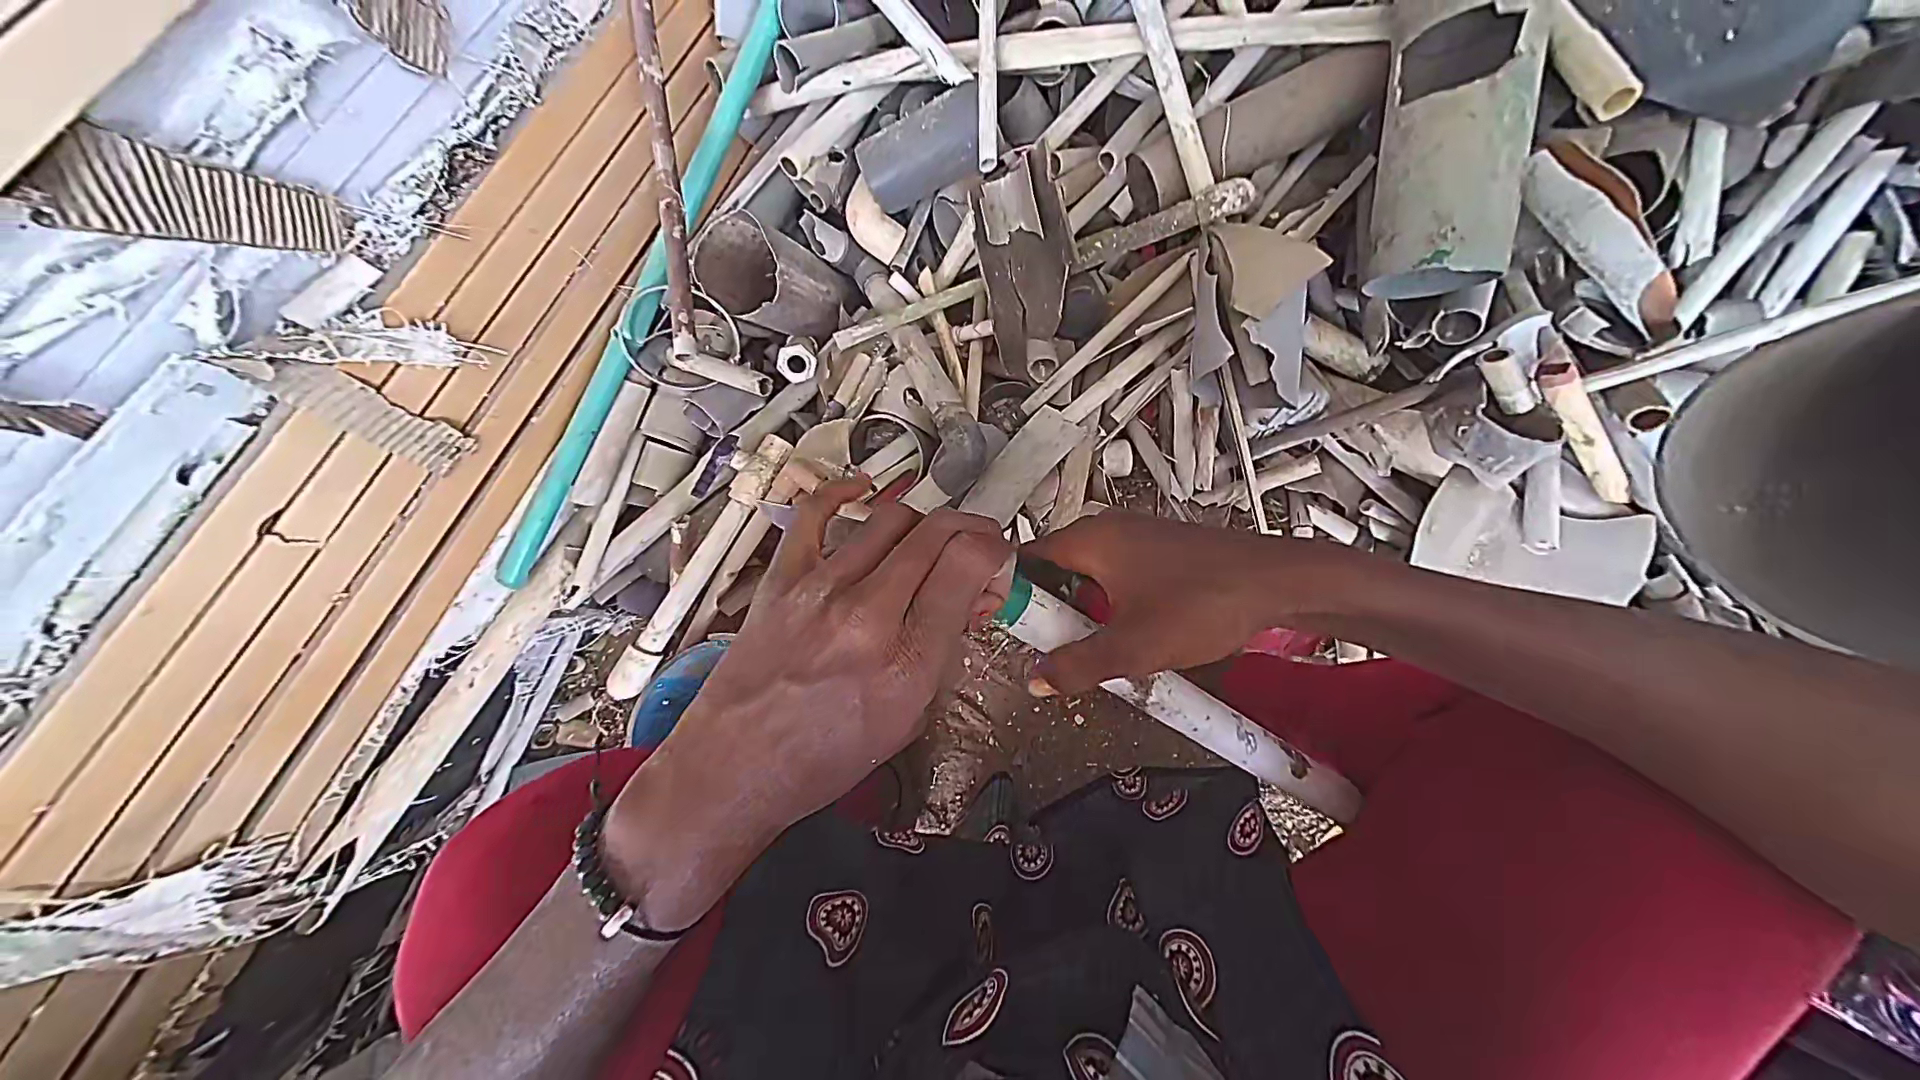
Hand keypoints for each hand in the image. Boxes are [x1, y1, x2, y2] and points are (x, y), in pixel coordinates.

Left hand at [605, 479, 1013, 928]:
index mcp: (907, 660)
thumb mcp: (909, 718)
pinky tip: (867, 491)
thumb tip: (965, 599)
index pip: (969, 563)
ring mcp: (820, 588)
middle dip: (973, 534)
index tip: (995, 566)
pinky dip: (846, 490)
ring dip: (927, 525)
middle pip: (940, 531)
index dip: (996, 555)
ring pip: (894, 517)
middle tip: (975, 554)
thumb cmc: (822, 756)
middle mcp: (866, 614)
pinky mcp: (783, 577)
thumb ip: (945, 651)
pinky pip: (815, 511)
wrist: (736, 766)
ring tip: (930, 545)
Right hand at [1021, 513, 1342, 695]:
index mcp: (1088, 539)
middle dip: (1050, 609)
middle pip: (1054, 568)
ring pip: (1086, 574)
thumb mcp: (1132, 647)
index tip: (1015, 629)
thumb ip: (1077, 666)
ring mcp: (1135, 536)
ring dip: (1082, 609)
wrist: (1279, 583)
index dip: (1013, 595)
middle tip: (1055, 645)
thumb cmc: (1205, 603)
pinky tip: (1129, 632)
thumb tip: (1038, 681)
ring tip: (1093, 645)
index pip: (1026, 560)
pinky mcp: (1158, 549)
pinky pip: (1115, 574)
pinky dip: (1110, 602)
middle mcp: (1106, 529)